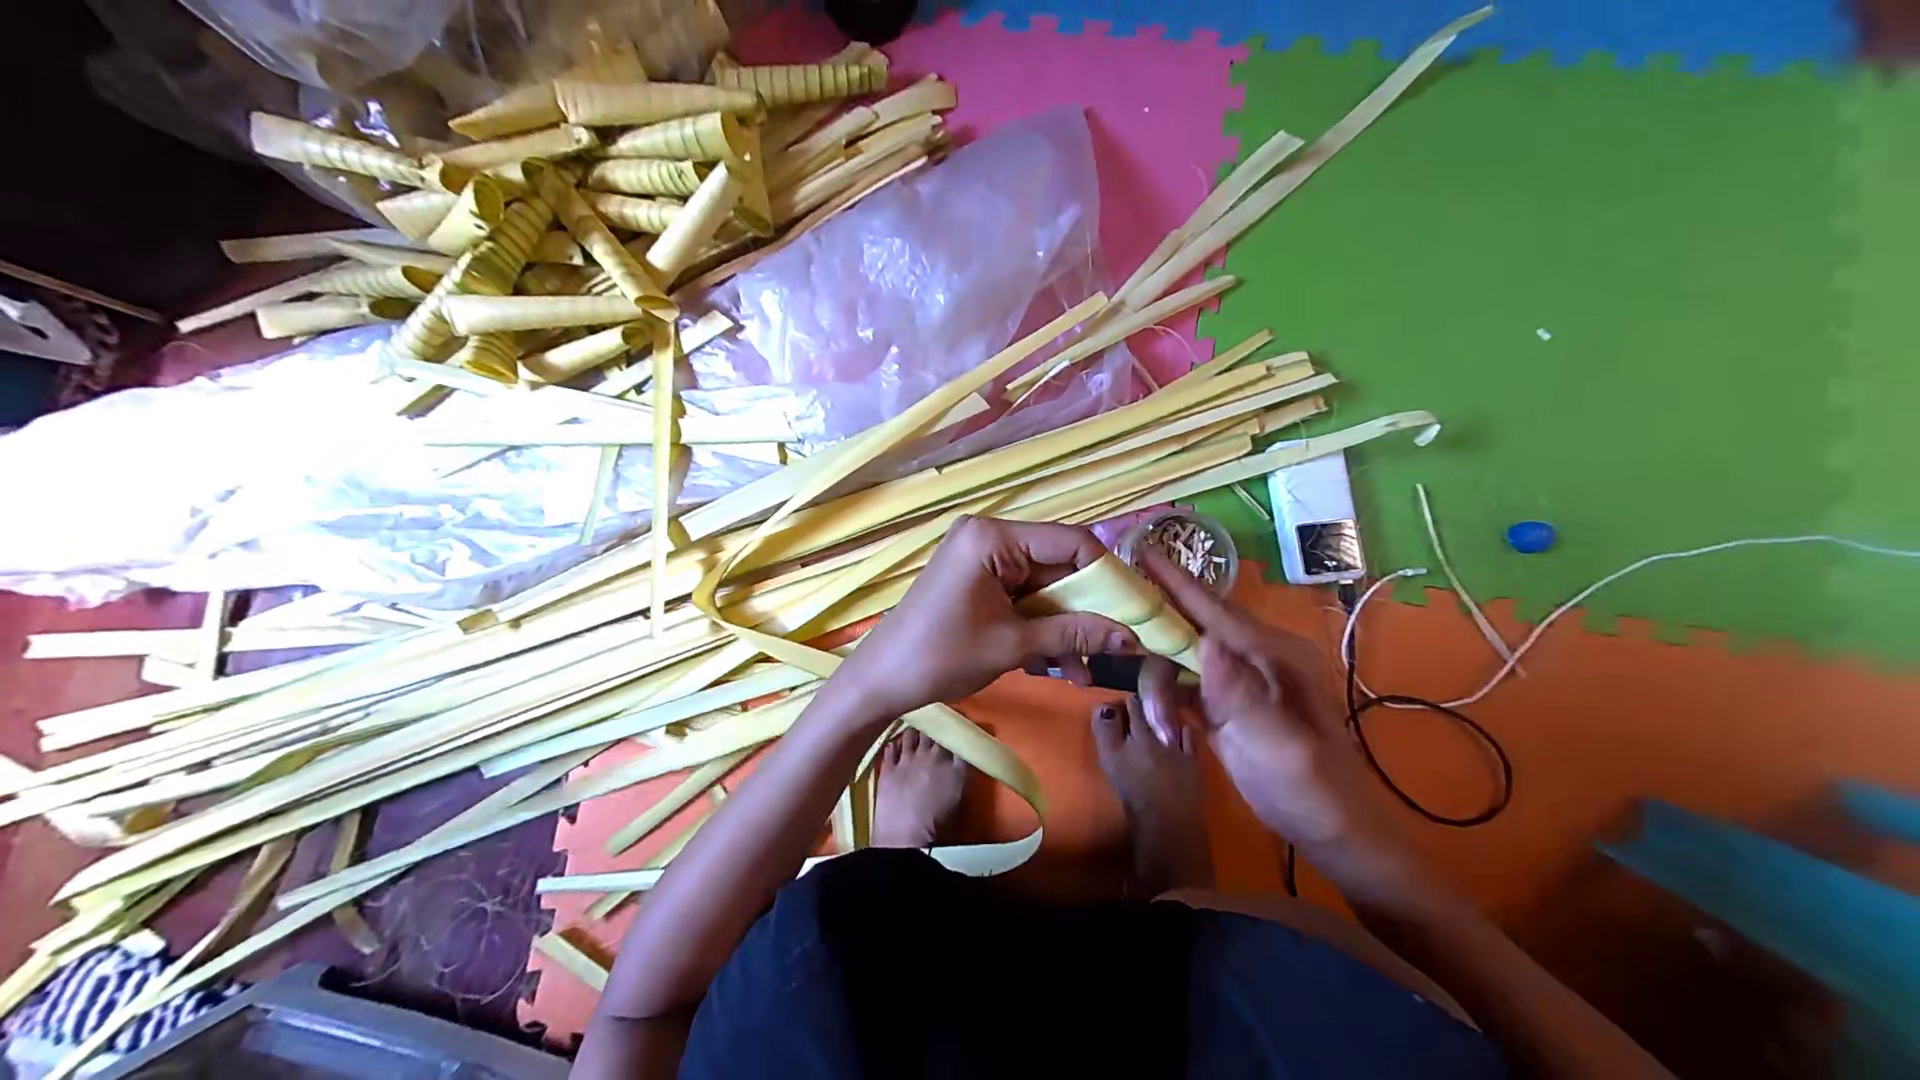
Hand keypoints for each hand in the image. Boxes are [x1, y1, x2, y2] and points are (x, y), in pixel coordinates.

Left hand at [835, 517, 1141, 717]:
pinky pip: (1023, 598)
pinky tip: (1058, 665)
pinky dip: (1041, 627)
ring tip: (1083, 671)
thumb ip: (1074, 634)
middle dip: (1086, 609)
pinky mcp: (978, 581)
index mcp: (992, 537)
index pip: (1070, 542)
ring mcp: (982, 558)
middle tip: (1115, 646)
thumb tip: (1133, 637)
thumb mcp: (1013, 645)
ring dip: (1065, 626)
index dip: (1107, 575)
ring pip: (1044, 587)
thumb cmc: (941, 656)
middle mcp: (988, 536)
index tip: (1134, 610)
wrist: (881, 680)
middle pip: (1058, 565)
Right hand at [1141, 552, 1424, 902]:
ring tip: (1165, 727)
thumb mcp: (1280, 745)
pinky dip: (1166, 702)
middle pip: (1189, 629)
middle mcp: (1252, 657)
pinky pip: (1181, 685)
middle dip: (1154, 643)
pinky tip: (1167, 728)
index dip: (1175, 581)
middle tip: (1118, 643)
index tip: (1140, 550)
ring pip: (1178, 660)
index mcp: (1273, 654)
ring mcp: (1236, 681)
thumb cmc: (1311, 788)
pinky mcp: (1222, 703)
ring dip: (1160, 689)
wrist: (1331, 832)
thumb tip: (1206, 643)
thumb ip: (1241, 694)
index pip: (1215, 609)